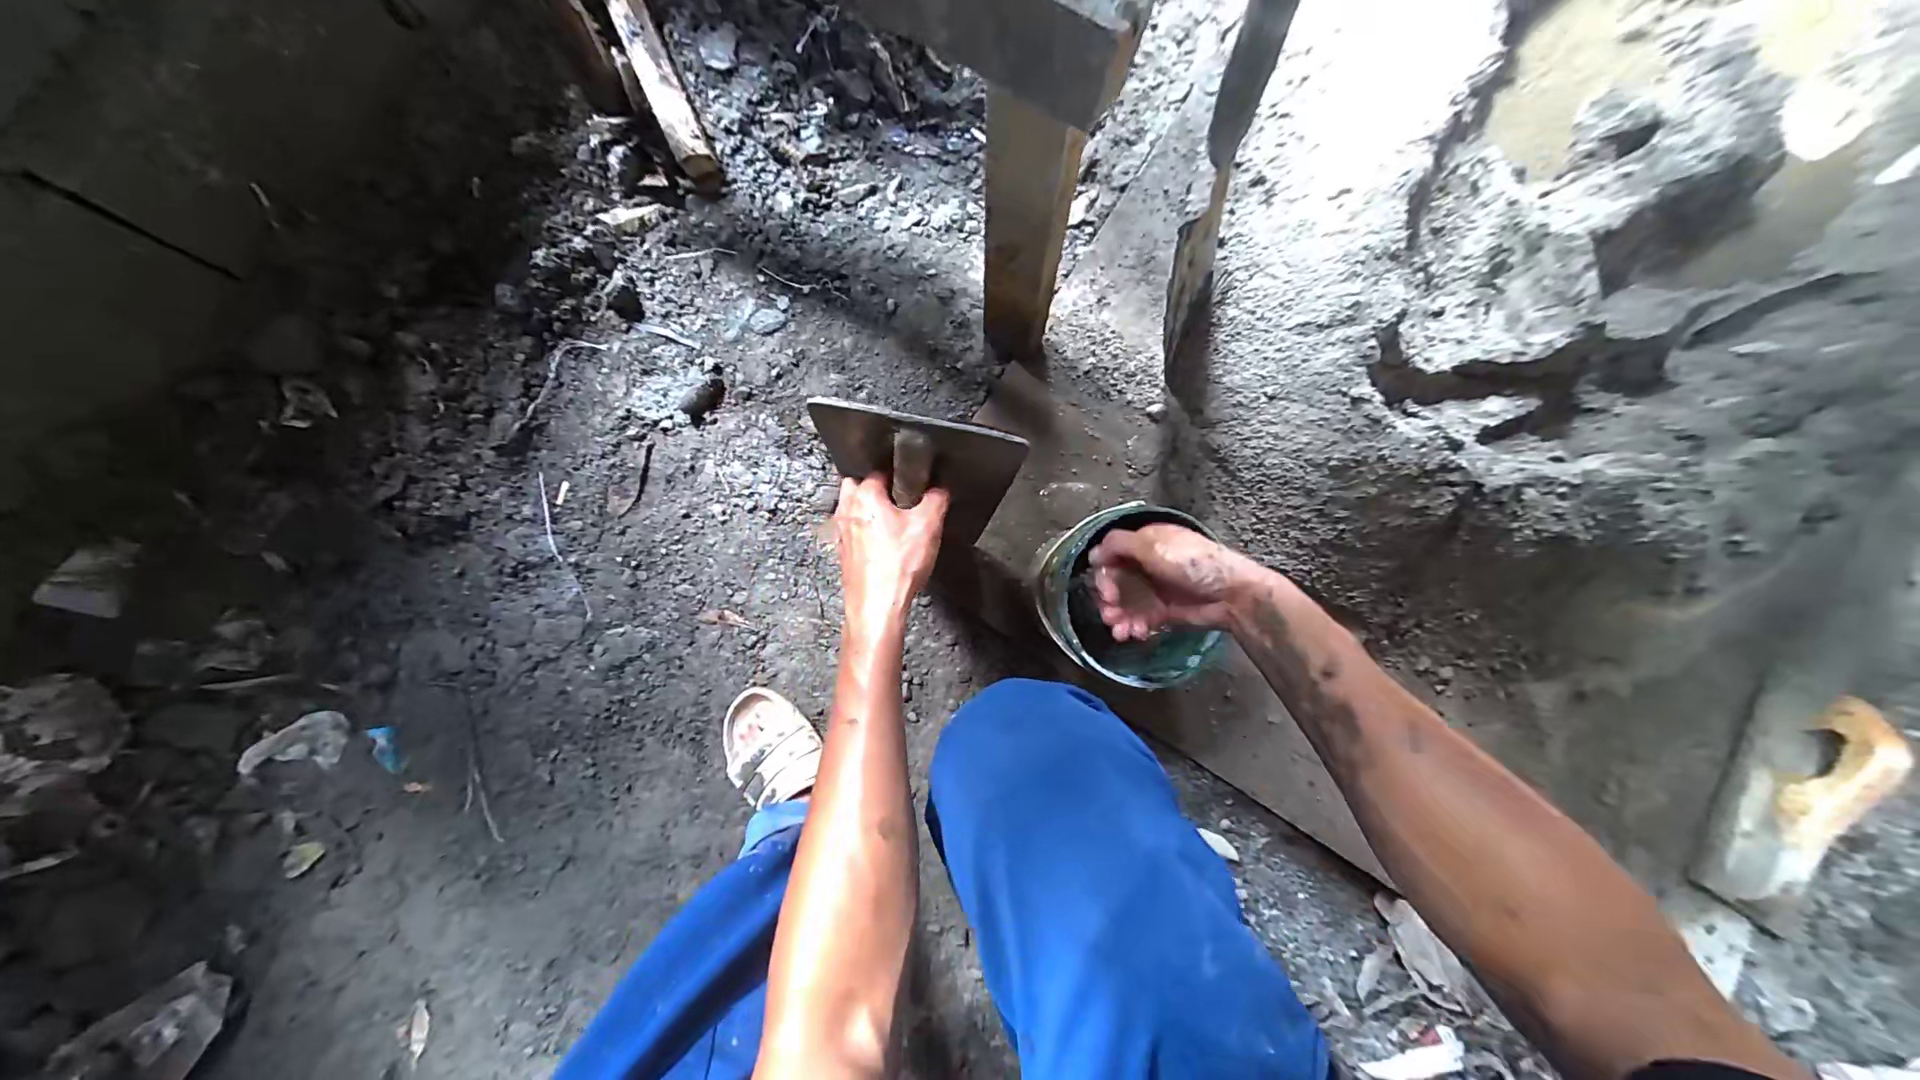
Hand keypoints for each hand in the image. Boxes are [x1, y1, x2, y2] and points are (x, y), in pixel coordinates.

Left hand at [834, 475, 948, 635]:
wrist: (876, 607)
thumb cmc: (896, 567)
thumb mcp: (929, 526)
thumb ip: (937, 499)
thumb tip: (940, 489)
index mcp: (863, 495)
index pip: (880, 469)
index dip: (900, 475)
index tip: (913, 485)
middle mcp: (846, 510)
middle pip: (859, 485)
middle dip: (878, 489)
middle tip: (900, 500)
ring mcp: (840, 532)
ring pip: (854, 508)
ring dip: (871, 511)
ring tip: (895, 522)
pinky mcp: (843, 552)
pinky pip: (854, 531)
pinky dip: (867, 532)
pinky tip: (885, 545)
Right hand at [1088, 524, 1253, 641]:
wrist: (1231, 594)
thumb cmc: (1193, 563)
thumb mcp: (1153, 545)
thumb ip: (1119, 546)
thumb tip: (1093, 554)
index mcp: (1145, 543)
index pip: (1111, 556)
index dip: (1103, 573)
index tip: (1106, 590)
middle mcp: (1146, 564)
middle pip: (1113, 582)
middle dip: (1107, 600)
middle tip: (1110, 614)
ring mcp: (1154, 589)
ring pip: (1123, 603)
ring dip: (1117, 617)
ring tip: (1120, 630)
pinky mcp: (1162, 611)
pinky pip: (1138, 619)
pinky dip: (1132, 627)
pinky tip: (1134, 633)